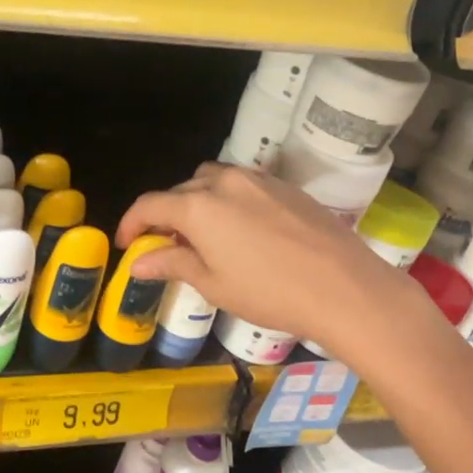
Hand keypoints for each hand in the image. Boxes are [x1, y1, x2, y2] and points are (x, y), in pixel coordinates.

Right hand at [116, 163, 437, 346]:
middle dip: (167, 214)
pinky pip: (243, 184)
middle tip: (167, 245)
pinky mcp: (285, 186)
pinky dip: (228, 200)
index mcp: (198, 205)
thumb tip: (138, 262)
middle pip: (181, 189)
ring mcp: (257, 179)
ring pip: (212, 180)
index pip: (149, 204)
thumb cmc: (270, 293)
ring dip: (198, 200)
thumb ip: (173, 265)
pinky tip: (241, 230)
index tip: (127, 244)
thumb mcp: (214, 285)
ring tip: (203, 234)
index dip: (132, 223)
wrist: (345, 287)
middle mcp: (223, 181)